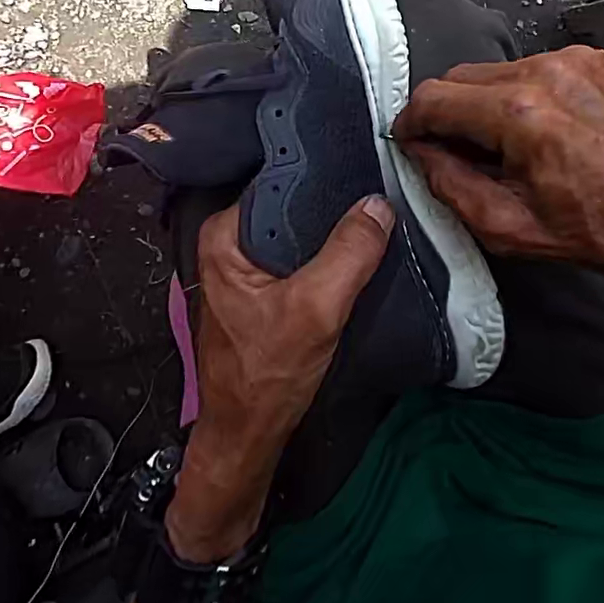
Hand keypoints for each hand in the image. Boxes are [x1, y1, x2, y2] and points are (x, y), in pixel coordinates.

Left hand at [165, 197, 393, 560]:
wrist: (249, 433)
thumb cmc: (267, 374)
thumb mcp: (316, 309)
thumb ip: (348, 254)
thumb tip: (378, 206)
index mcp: (225, 235)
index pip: (279, 182)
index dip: (322, 176)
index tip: (362, 170)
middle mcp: (230, 243)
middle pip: (291, 206)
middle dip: (331, 204)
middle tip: (376, 198)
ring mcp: (246, 267)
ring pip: (298, 233)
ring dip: (331, 233)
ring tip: (372, 222)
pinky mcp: (263, 289)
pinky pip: (299, 257)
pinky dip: (325, 257)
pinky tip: (354, 256)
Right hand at [392, 46, 603, 300]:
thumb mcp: (509, 227)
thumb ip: (448, 185)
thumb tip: (422, 155)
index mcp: (523, 115)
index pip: (433, 98)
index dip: (410, 122)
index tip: (409, 140)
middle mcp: (548, 74)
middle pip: (458, 77)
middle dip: (444, 114)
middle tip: (452, 154)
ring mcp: (575, 62)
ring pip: (492, 72)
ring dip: (481, 106)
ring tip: (501, 150)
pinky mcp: (594, 61)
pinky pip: (530, 70)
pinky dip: (517, 97)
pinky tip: (533, 133)